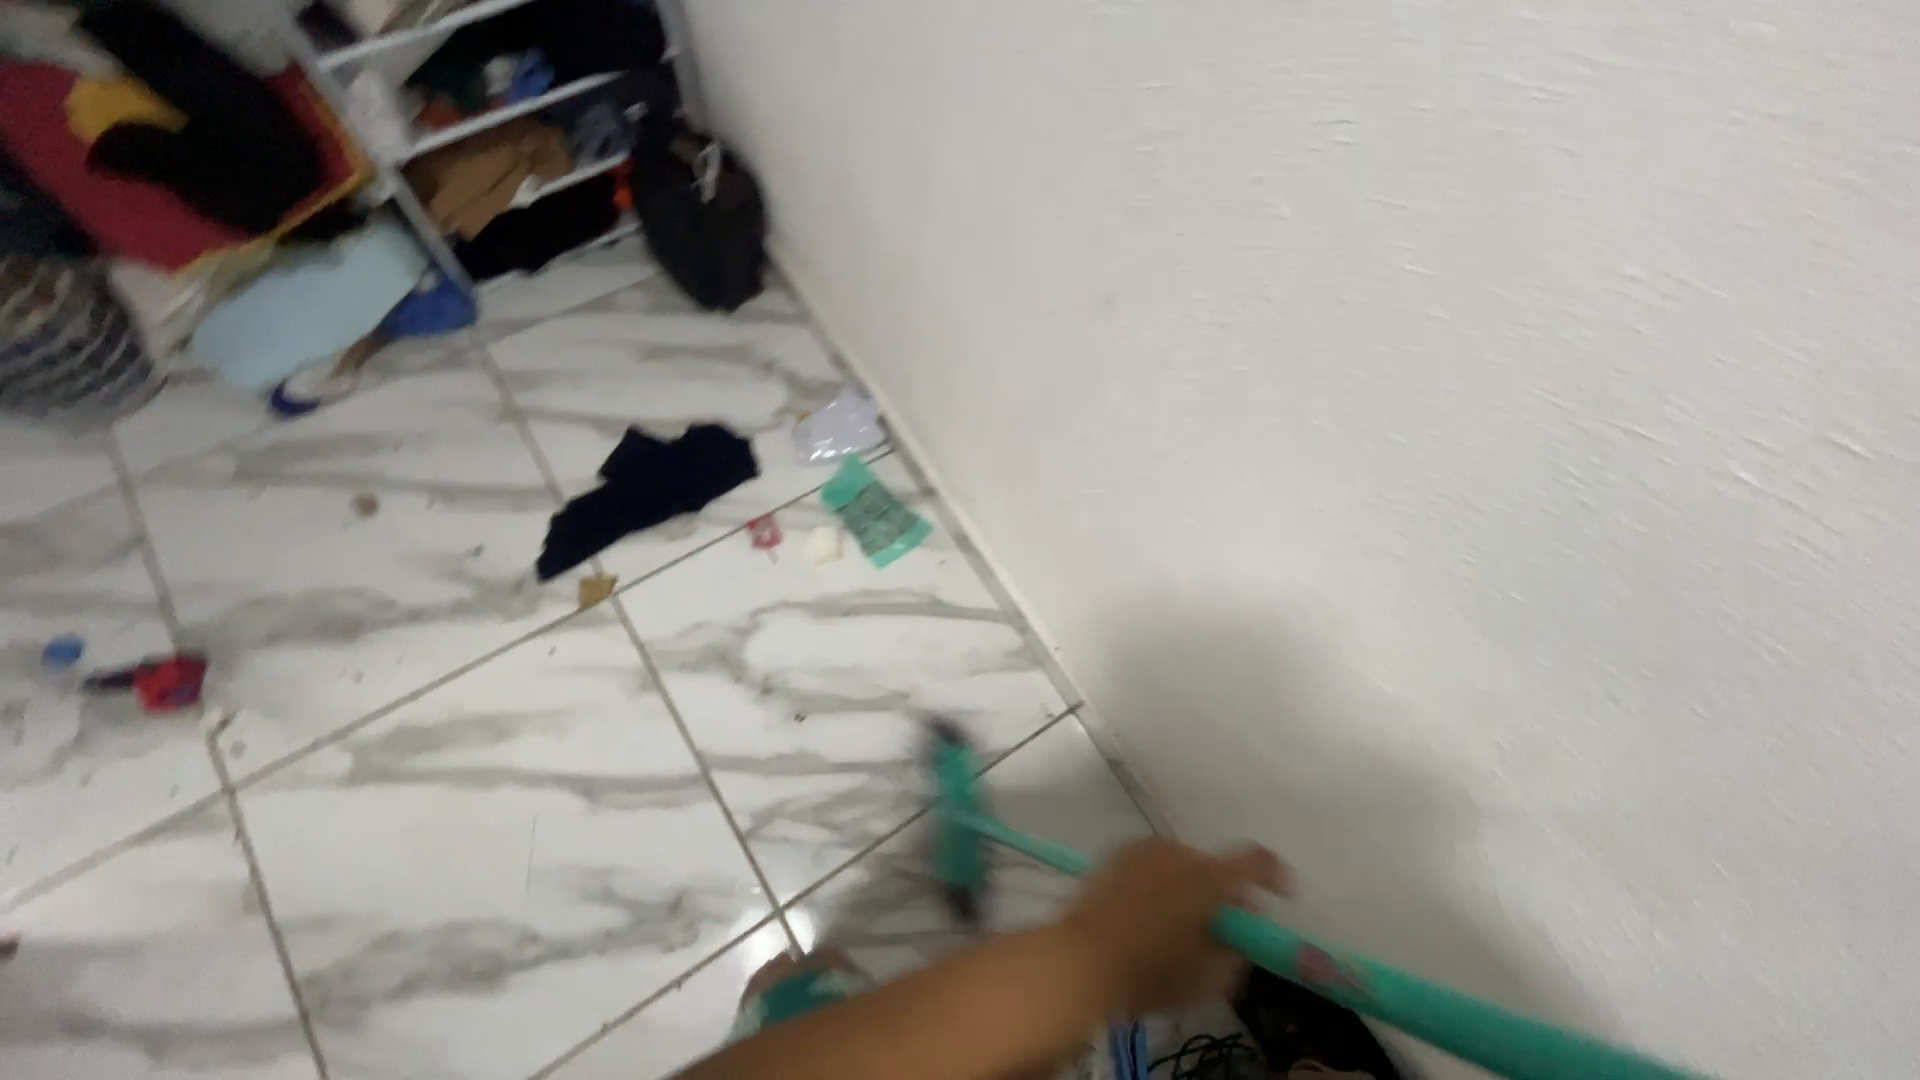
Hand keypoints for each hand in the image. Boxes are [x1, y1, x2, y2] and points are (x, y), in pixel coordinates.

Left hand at [1060, 837, 1287, 1013]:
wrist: (1083, 957)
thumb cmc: (1150, 972)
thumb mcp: (1209, 978)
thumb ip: (1237, 951)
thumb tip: (1239, 935)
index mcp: (1209, 878)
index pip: (1255, 860)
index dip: (1274, 874)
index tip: (1280, 893)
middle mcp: (1178, 853)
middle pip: (1215, 866)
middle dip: (1224, 891)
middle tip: (1219, 925)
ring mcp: (1144, 849)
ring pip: (1182, 863)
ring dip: (1189, 885)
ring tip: (1178, 921)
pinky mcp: (1116, 854)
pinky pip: (1152, 864)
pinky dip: (1159, 880)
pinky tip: (1148, 910)